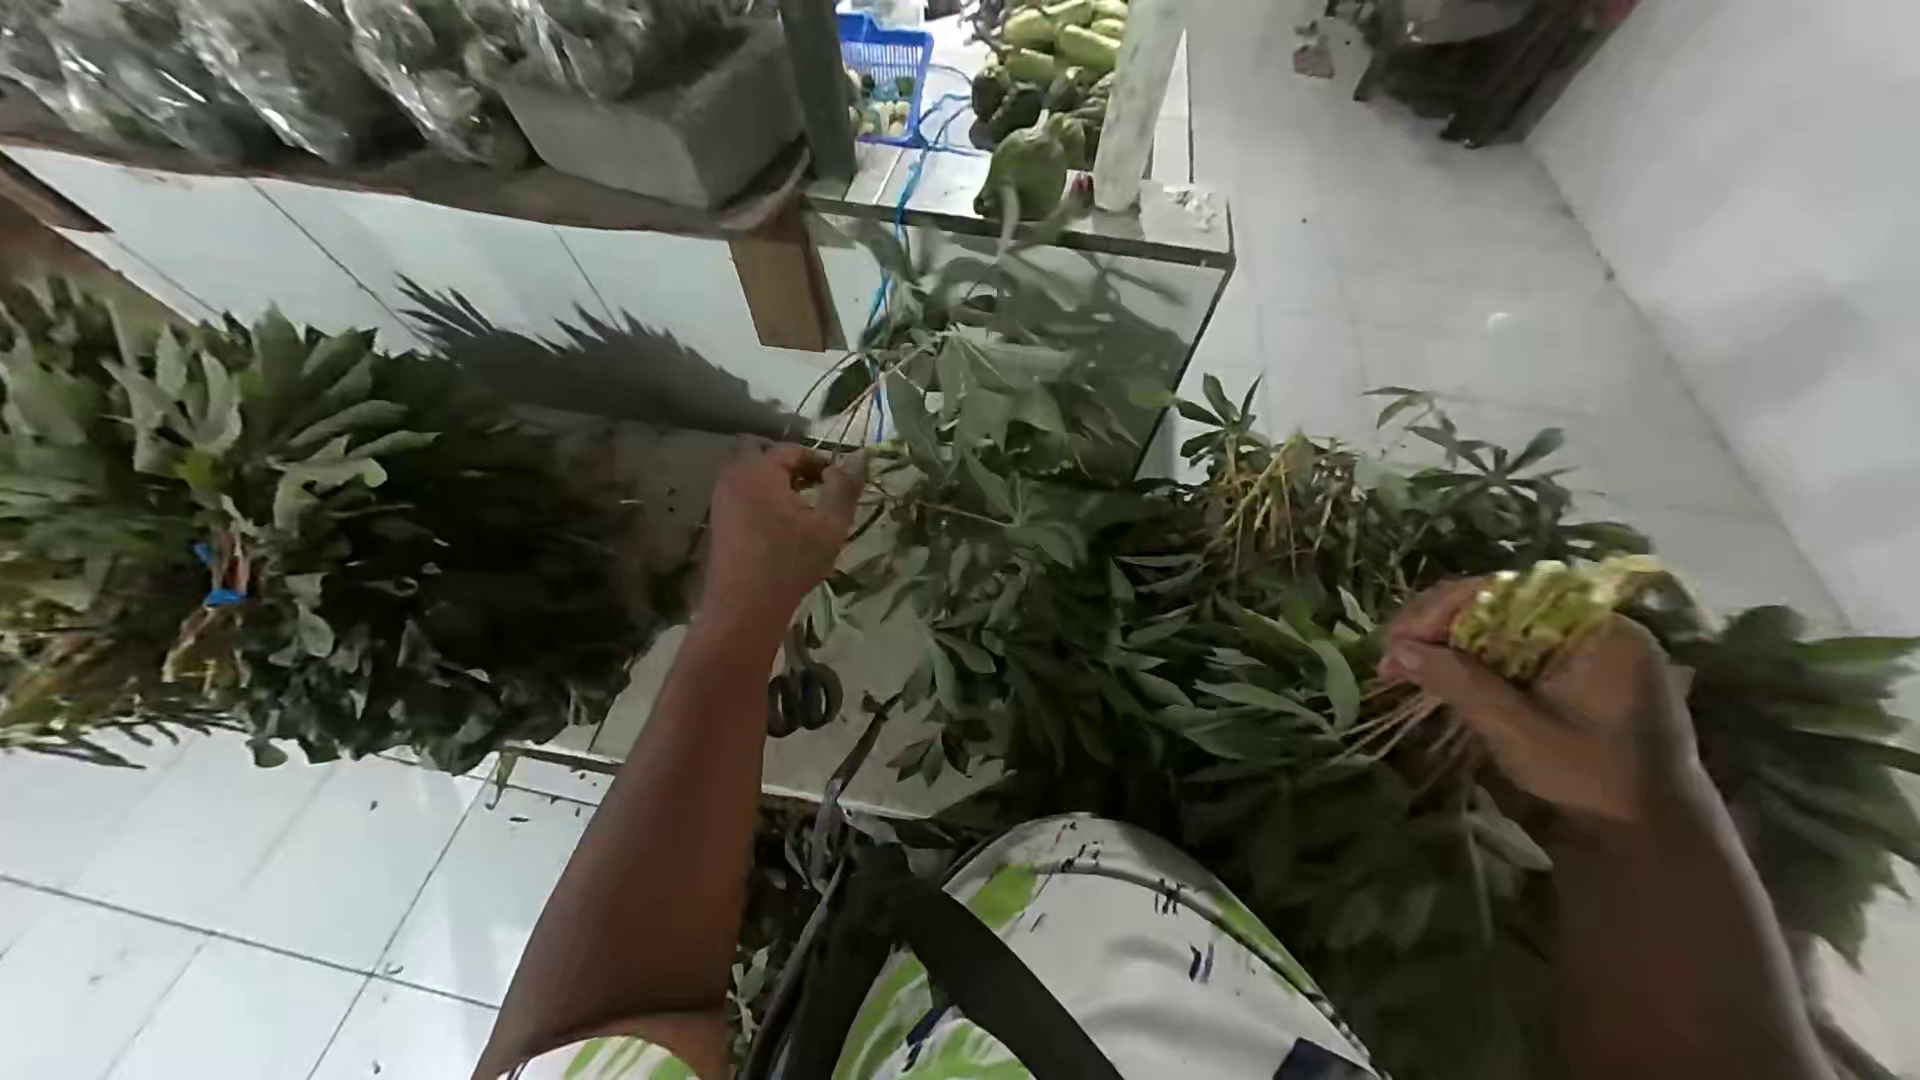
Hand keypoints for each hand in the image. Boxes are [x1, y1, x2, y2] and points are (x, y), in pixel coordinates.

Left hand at [700, 438, 864, 628]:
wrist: (744, 607)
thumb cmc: (790, 563)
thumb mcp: (830, 526)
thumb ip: (844, 487)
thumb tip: (859, 456)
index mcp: (759, 472)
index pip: (790, 449)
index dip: (817, 459)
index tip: (838, 477)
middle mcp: (733, 477)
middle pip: (755, 448)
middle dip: (785, 459)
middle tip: (811, 481)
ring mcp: (719, 500)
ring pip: (744, 471)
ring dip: (770, 477)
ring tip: (798, 502)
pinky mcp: (716, 521)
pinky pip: (737, 492)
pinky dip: (757, 494)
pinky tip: (778, 522)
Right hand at [1378, 579, 1701, 824]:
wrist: (1650, 836)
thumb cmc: (1594, 782)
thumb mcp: (1519, 731)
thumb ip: (1459, 683)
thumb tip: (1396, 649)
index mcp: (1597, 631)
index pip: (1503, 593)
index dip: (1441, 610)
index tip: (1400, 642)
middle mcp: (1588, 627)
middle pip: (1492, 604)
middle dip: (1433, 626)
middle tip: (1392, 655)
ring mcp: (1575, 648)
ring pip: (1489, 625)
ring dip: (1440, 642)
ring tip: (1400, 665)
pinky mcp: (1561, 670)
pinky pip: (1500, 648)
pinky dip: (1459, 658)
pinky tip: (1431, 673)